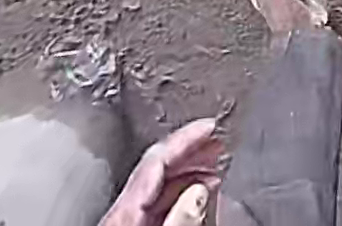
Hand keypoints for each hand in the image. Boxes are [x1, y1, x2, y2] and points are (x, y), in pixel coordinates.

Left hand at [98, 118, 224, 225]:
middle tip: (218, 139)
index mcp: (124, 208)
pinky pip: (159, 201)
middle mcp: (123, 209)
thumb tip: (200, 189)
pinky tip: (197, 195)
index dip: (187, 136)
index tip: (211, 124)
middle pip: (158, 166)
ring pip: (159, 184)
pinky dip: (181, 192)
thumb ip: (178, 217)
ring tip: (214, 165)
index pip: (158, 156)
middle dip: (191, 149)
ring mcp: (125, 219)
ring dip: (189, 171)